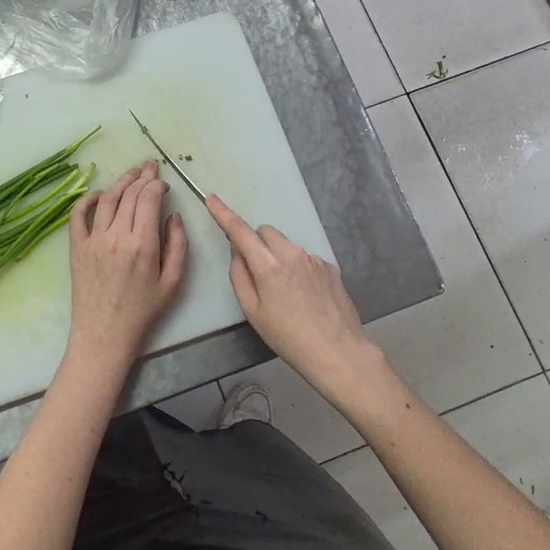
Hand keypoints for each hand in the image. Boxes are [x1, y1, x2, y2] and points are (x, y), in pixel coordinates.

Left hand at [67, 161, 188, 368]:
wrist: (105, 334)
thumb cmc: (143, 312)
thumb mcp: (173, 282)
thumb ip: (179, 245)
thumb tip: (174, 216)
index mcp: (143, 244)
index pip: (149, 198)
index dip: (157, 184)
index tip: (163, 183)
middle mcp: (117, 236)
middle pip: (129, 194)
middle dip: (142, 176)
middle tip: (149, 167)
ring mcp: (94, 240)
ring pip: (106, 199)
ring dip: (120, 182)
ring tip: (131, 174)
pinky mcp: (77, 247)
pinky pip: (78, 215)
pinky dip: (87, 199)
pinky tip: (99, 193)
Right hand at [206, 194, 376, 393]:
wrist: (338, 351)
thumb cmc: (288, 337)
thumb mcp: (252, 312)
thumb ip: (239, 277)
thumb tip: (238, 255)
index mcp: (268, 265)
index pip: (240, 231)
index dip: (223, 213)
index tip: (212, 198)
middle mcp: (292, 254)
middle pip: (265, 233)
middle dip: (256, 243)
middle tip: (256, 273)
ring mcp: (314, 259)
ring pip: (286, 245)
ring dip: (278, 256)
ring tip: (285, 292)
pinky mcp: (330, 267)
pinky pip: (305, 258)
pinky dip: (298, 268)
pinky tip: (305, 296)